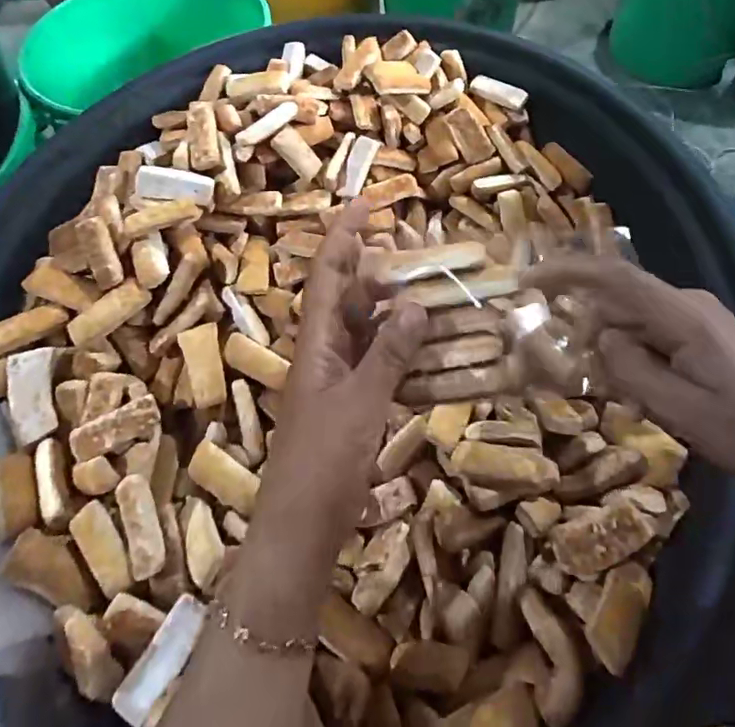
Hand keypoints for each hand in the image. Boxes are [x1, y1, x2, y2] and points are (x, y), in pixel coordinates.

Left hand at [236, 203, 425, 615]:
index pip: (327, 273)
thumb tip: (416, 302)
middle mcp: (323, 353)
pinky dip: (402, 347)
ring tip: (433, 288)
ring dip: (394, 306)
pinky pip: (379, 361)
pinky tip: (431, 346)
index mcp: (315, 343)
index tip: (369, 203)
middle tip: (421, 249)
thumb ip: (389, 354)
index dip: (344, 234)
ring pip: (367, 328)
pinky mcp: (352, 405)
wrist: (300, 532)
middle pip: (348, 295)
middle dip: (378, 266)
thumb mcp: (360, 404)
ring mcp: (337, 380)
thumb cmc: (323, 464)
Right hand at [525, 256, 734, 486]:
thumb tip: (599, 336)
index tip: (528, 281)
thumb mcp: (680, 410)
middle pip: (621, 301)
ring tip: (622, 394)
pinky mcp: (705, 335)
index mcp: (683, 315)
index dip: (567, 272)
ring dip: (617, 348)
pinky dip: (637, 354)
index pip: (615, 278)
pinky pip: (655, 333)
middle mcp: (689, 304)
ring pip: (636, 320)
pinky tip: (645, 391)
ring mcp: (699, 318)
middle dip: (590, 327)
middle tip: (573, 370)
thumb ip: (630, 369)